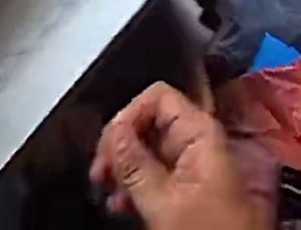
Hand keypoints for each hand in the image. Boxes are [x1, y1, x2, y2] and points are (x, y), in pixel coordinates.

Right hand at [91, 83, 258, 229]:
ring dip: (125, 167)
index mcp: (199, 130)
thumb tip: (113, 131)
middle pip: (150, 121)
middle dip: (122, 144)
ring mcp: (194, 163)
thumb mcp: (164, 203)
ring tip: (106, 190)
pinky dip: (136, 184)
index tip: (108, 146)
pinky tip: (120, 203)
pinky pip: (157, 171)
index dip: (128, 115)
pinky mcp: (190, 187)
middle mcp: (198, 139)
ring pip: (150, 148)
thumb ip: (135, 165)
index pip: (157, 97)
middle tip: (100, 172)